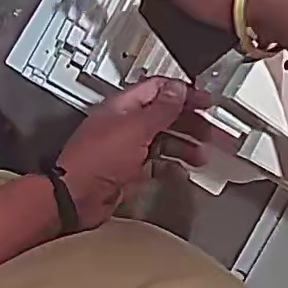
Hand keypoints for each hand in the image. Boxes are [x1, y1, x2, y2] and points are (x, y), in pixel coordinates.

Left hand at [55, 77, 213, 227]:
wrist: (75, 198)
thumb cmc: (93, 162)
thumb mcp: (135, 129)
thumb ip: (160, 110)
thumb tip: (178, 89)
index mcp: (123, 107)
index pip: (158, 90)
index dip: (183, 93)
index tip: (206, 101)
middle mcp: (124, 125)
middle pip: (164, 116)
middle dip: (191, 123)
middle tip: (212, 131)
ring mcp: (126, 149)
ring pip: (162, 141)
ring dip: (185, 146)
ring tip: (202, 155)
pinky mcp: (127, 171)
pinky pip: (155, 163)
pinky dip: (171, 165)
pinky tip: (182, 169)